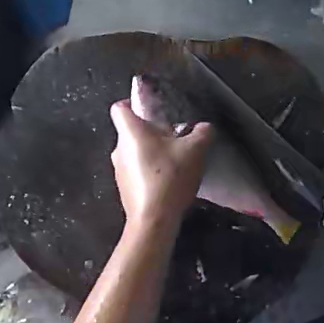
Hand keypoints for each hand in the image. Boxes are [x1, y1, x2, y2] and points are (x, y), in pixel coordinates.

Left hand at [109, 100, 212, 229]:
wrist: (154, 219)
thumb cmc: (169, 177)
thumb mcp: (195, 150)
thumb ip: (202, 133)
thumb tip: (205, 128)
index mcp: (130, 132)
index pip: (119, 107)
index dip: (131, 103)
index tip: (148, 108)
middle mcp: (118, 149)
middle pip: (130, 132)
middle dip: (151, 132)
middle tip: (173, 136)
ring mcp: (118, 170)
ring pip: (133, 152)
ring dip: (151, 153)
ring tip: (174, 161)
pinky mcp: (124, 188)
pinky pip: (135, 171)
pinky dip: (149, 171)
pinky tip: (168, 181)